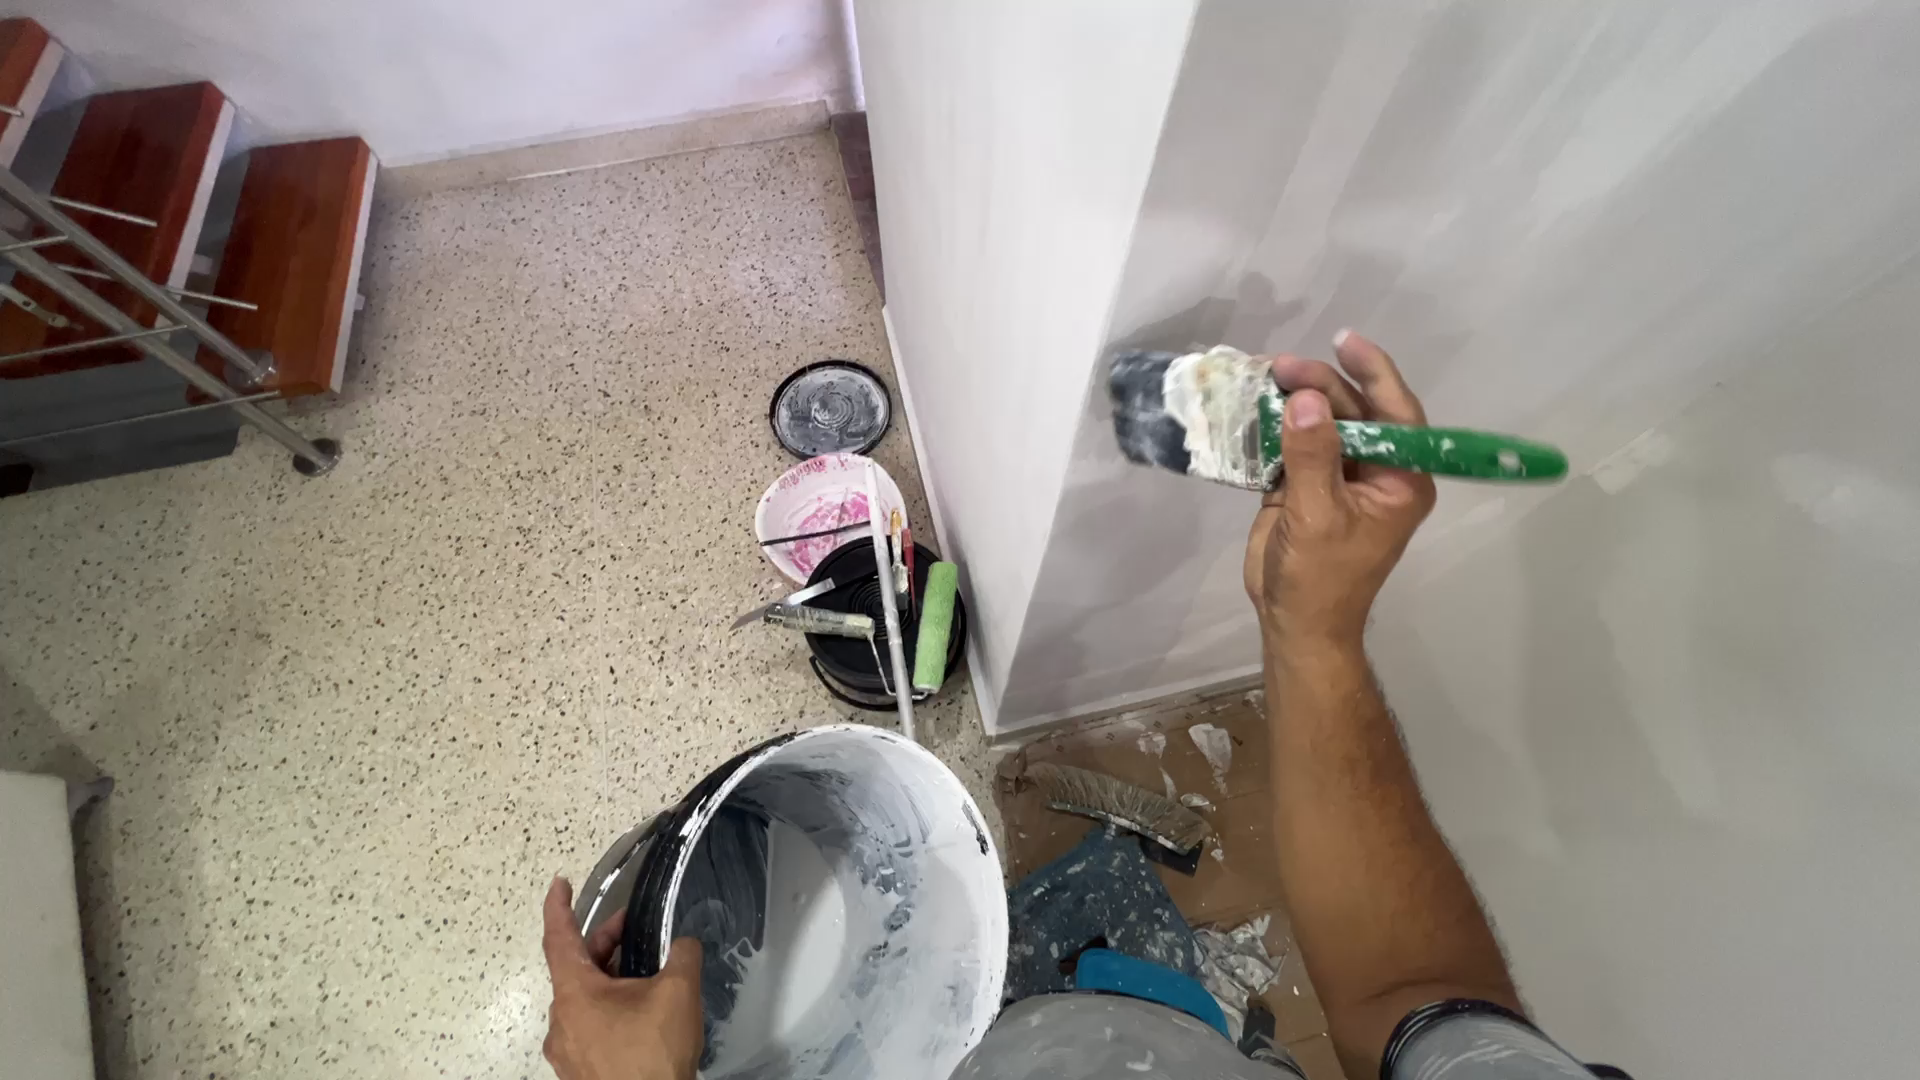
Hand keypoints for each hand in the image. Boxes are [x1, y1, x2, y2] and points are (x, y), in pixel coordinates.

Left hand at [541, 876, 704, 1079]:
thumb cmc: (653, 1050)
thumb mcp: (678, 989)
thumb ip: (682, 952)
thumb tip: (682, 944)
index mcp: (576, 994)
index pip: (559, 939)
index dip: (558, 908)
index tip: (559, 882)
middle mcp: (561, 1021)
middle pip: (576, 967)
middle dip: (604, 940)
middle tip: (636, 926)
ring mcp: (567, 1051)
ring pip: (584, 996)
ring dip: (610, 973)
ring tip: (648, 967)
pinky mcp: (581, 1071)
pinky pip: (590, 1021)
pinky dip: (610, 1000)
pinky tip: (644, 1007)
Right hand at [1244, 330, 1435, 647]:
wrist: (1294, 619)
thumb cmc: (1321, 576)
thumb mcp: (1318, 515)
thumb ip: (1312, 456)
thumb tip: (1305, 399)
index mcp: (1400, 478)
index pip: (1395, 413)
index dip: (1373, 372)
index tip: (1343, 342)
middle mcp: (1373, 471)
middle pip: (1351, 414)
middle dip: (1320, 387)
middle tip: (1280, 367)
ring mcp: (1335, 478)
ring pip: (1318, 427)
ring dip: (1293, 404)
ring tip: (1263, 378)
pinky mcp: (1302, 489)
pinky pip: (1290, 448)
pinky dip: (1270, 431)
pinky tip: (1250, 410)